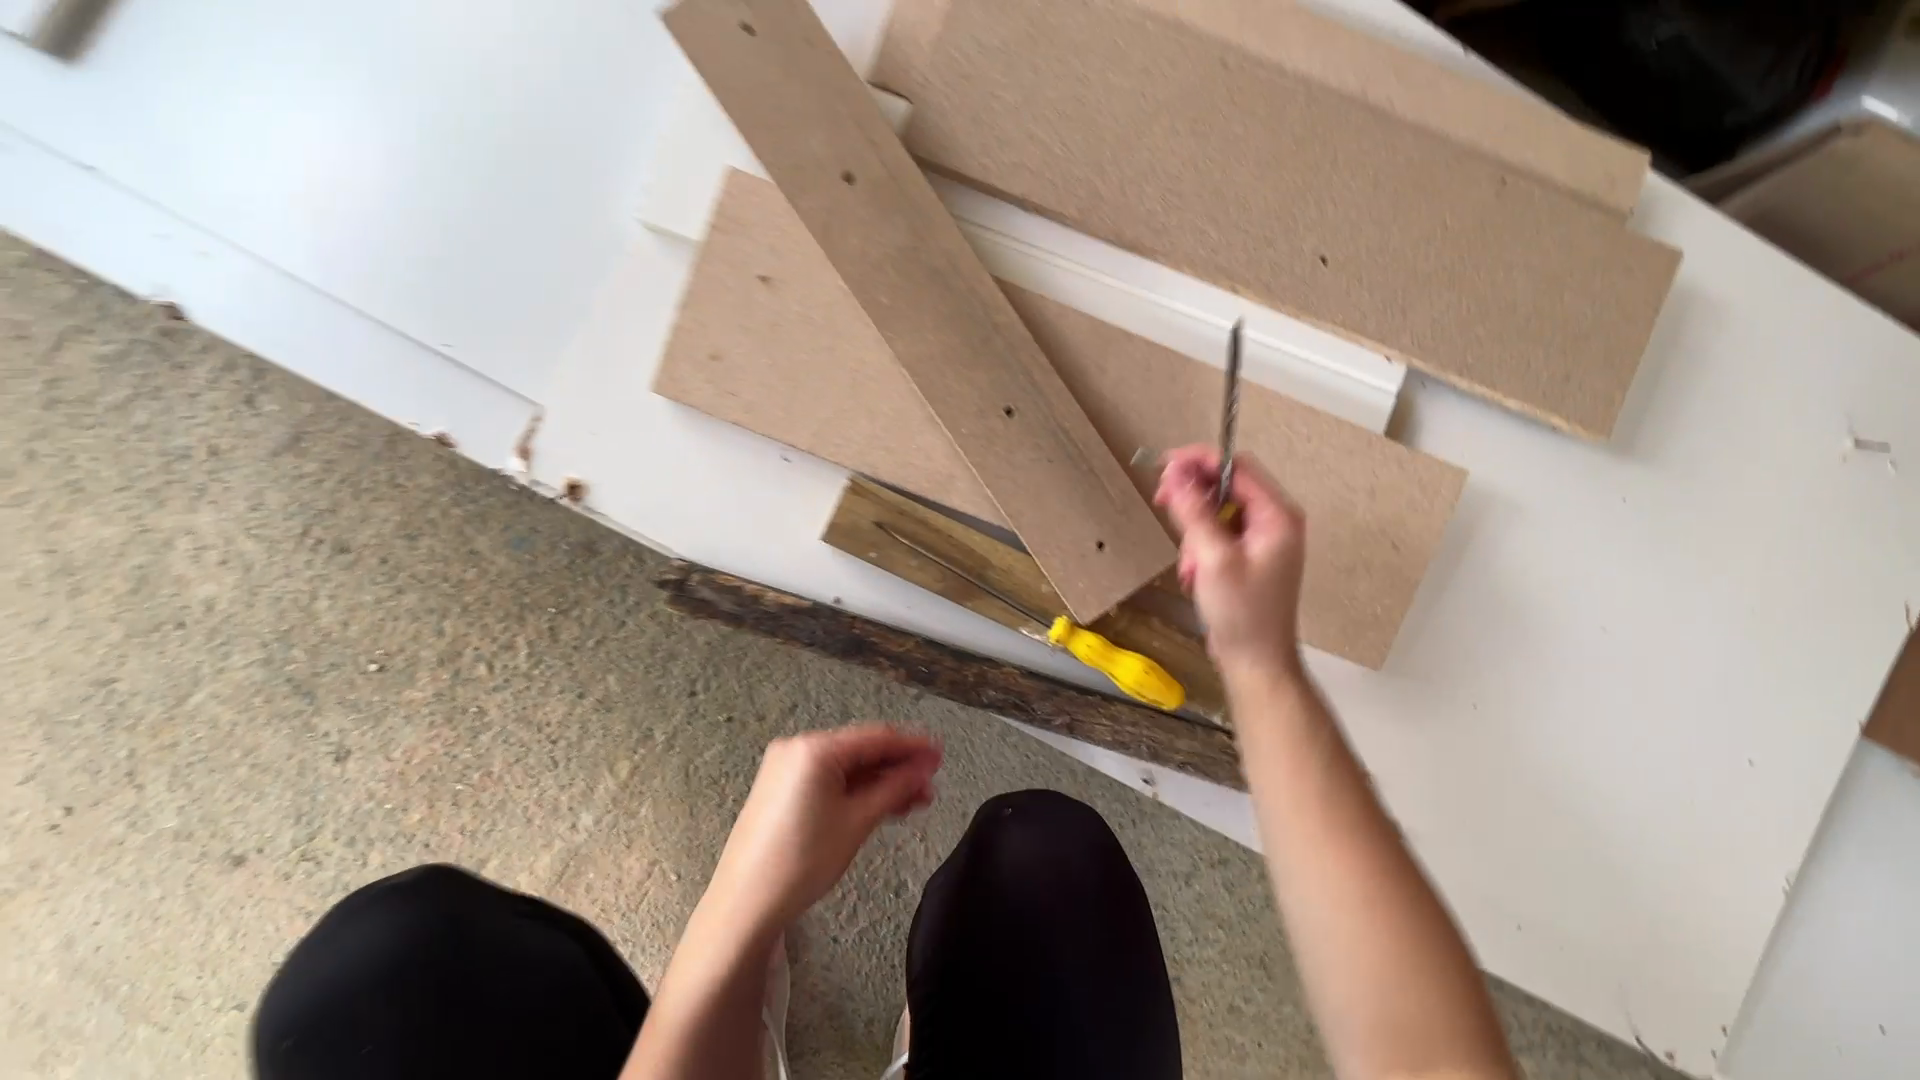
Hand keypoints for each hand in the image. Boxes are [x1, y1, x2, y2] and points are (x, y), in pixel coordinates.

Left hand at [705, 726, 941, 934]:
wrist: (746, 903)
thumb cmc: (797, 863)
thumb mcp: (858, 822)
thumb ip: (895, 788)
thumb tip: (922, 770)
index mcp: (814, 749)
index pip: (876, 737)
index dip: (912, 747)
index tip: (939, 754)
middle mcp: (798, 750)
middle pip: (862, 750)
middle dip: (898, 767)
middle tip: (930, 783)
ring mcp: (787, 769)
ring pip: (848, 767)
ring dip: (881, 781)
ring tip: (914, 801)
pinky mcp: (783, 789)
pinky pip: (830, 780)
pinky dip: (857, 790)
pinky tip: (883, 805)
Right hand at [1154, 445, 1306, 676]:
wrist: (1255, 661)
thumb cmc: (1242, 614)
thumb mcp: (1212, 557)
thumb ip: (1194, 511)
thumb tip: (1176, 473)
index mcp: (1277, 516)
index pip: (1236, 467)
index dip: (1199, 461)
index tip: (1165, 466)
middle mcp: (1275, 522)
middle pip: (1226, 486)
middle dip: (1193, 498)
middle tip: (1162, 504)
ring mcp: (1263, 541)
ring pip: (1218, 511)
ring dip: (1194, 529)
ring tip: (1188, 562)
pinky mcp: (1250, 557)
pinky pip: (1218, 535)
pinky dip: (1200, 547)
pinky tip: (1194, 573)